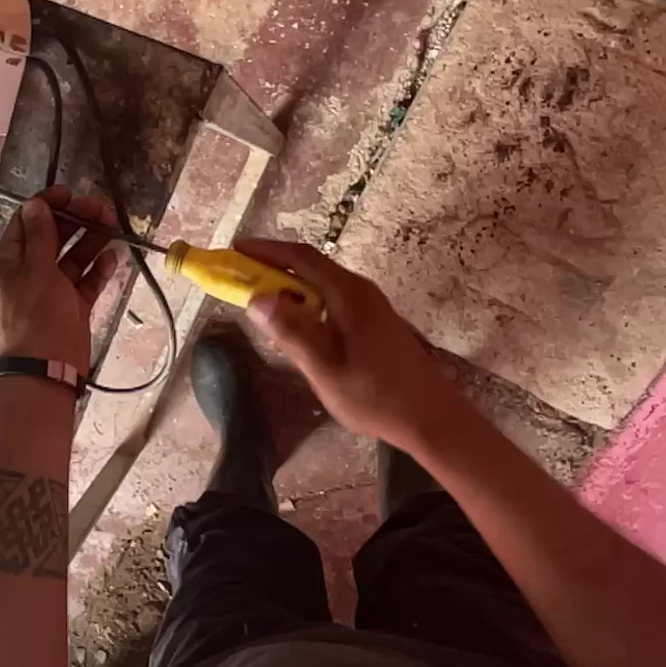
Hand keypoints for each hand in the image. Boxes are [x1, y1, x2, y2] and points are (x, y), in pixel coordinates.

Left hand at [0, 185, 119, 371]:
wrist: (47, 371)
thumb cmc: (37, 319)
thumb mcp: (36, 272)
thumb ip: (39, 237)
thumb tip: (36, 205)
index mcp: (9, 263)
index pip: (25, 222)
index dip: (46, 204)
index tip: (69, 193)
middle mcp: (28, 273)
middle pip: (52, 237)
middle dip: (75, 221)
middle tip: (99, 209)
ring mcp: (51, 291)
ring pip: (72, 258)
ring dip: (91, 241)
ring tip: (112, 226)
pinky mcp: (71, 307)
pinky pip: (85, 281)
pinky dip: (98, 269)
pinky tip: (112, 256)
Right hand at [234, 238, 464, 450]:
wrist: (430, 417)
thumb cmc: (376, 395)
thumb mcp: (325, 368)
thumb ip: (292, 332)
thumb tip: (257, 299)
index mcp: (348, 295)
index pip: (302, 257)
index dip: (266, 250)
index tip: (235, 249)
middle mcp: (360, 291)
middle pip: (311, 266)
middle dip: (273, 266)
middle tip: (240, 276)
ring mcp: (369, 306)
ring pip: (321, 284)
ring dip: (289, 286)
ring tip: (259, 299)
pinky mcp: (372, 322)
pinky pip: (330, 299)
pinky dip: (305, 302)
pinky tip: (295, 323)